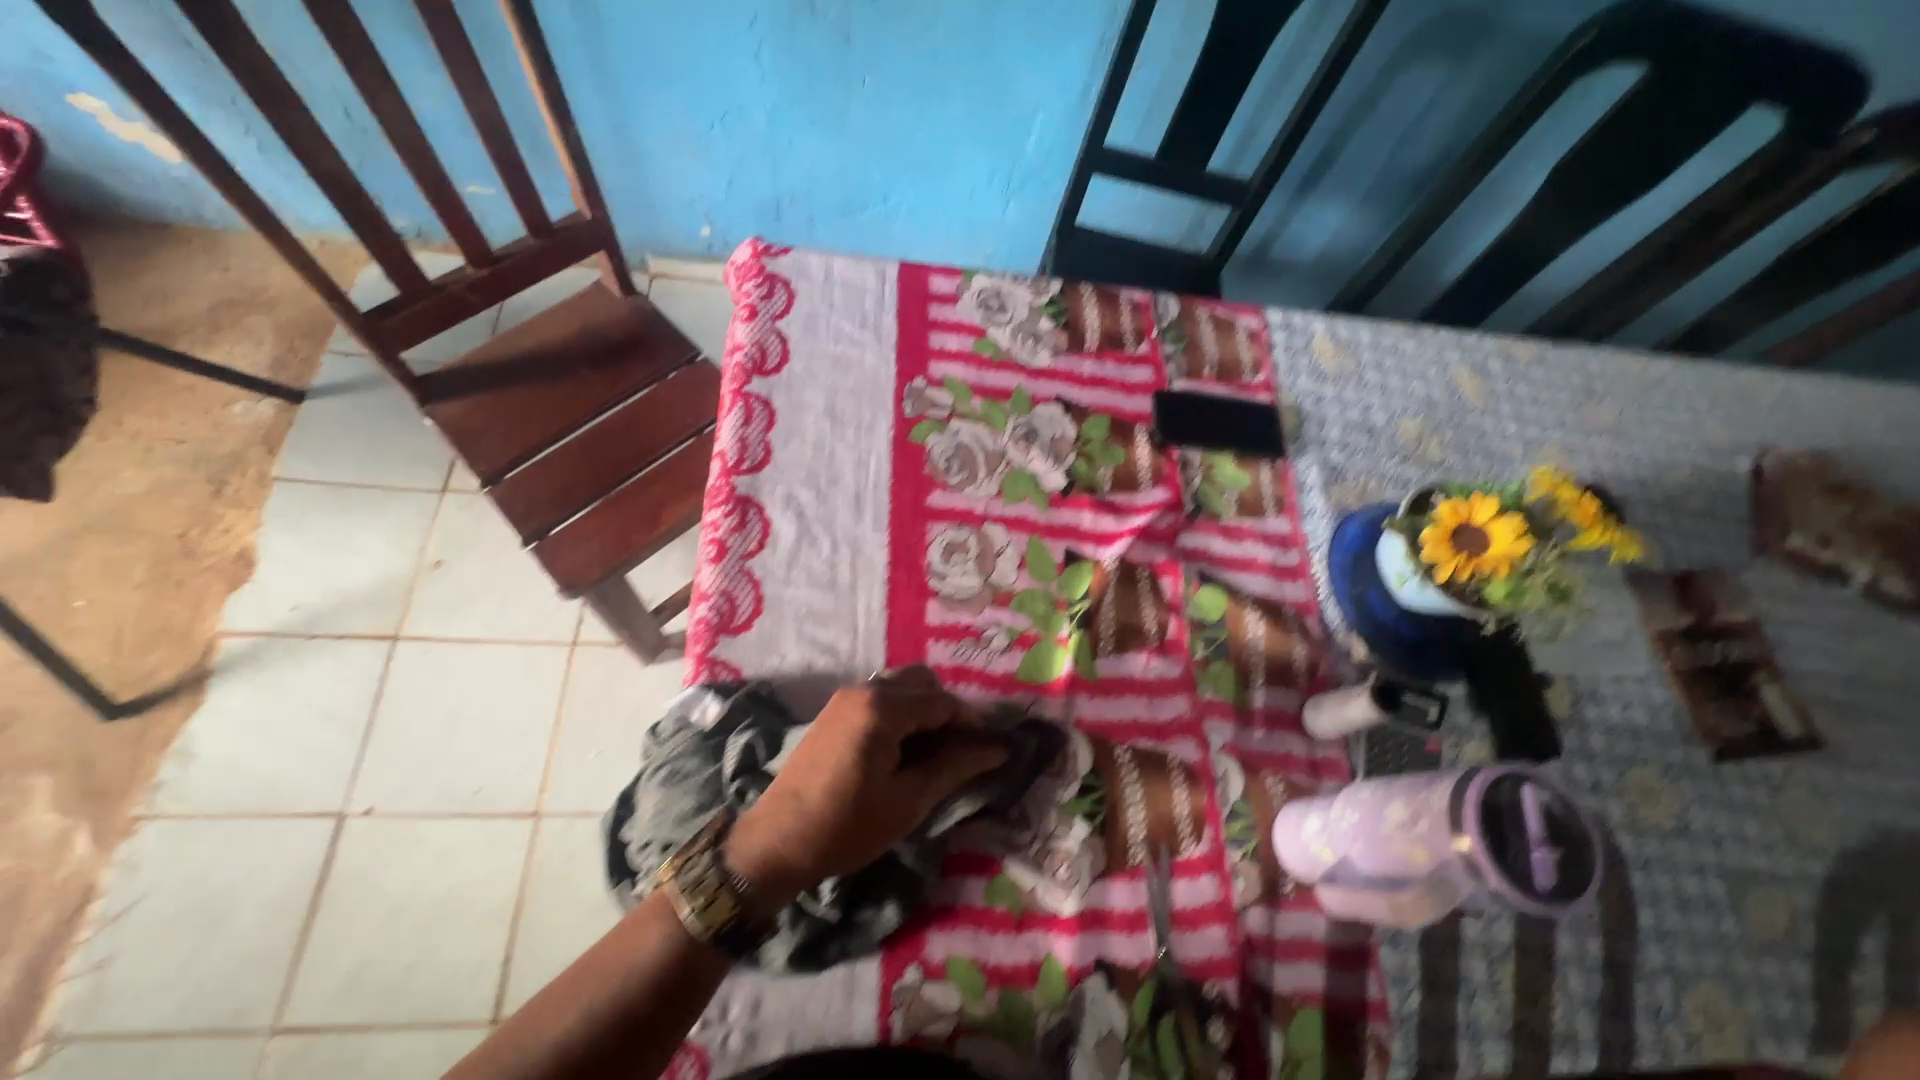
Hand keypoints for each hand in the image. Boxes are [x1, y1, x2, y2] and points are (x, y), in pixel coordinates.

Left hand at [728, 668, 1007, 906]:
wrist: (776, 843)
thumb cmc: (847, 826)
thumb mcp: (910, 800)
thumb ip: (956, 767)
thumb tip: (999, 749)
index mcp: (883, 706)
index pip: (944, 702)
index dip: (973, 725)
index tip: (992, 752)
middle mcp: (864, 689)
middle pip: (922, 683)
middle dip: (947, 712)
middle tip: (961, 754)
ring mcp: (845, 698)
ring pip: (900, 688)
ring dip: (923, 712)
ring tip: (934, 756)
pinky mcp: (834, 713)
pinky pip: (880, 700)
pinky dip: (901, 716)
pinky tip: (904, 753)